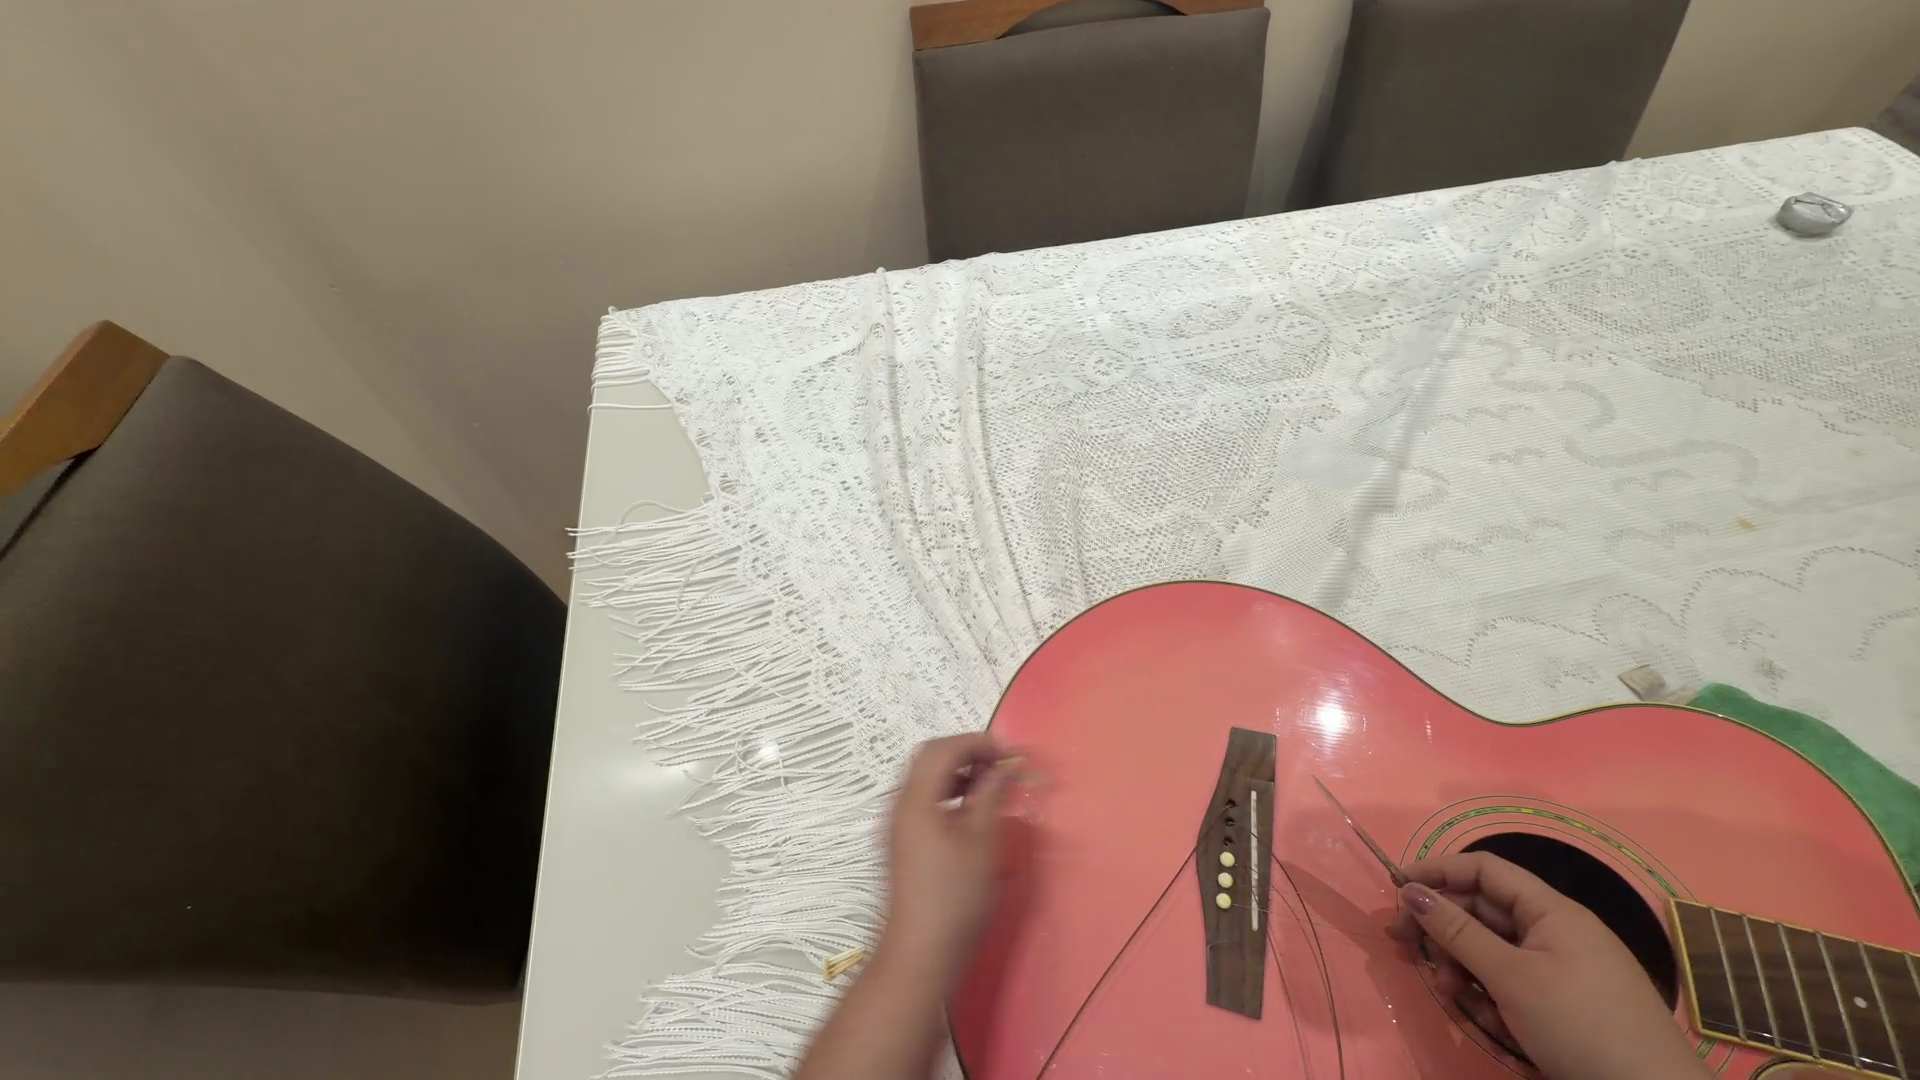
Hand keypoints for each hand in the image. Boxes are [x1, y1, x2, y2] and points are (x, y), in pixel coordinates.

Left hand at [877, 734, 1012, 988]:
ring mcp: (897, 823)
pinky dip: (947, 791)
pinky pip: (923, 799)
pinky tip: (969, 809)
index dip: (976, 743)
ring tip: (989, 785)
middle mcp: (899, 804)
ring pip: (925, 778)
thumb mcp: (982, 843)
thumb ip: (991, 797)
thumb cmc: (955, 896)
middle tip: (998, 766)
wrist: (921, 950)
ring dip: (957, 771)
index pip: (942, 749)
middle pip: (929, 758)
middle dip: (965, 753)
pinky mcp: (902, 840)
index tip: (1007, 755)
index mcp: (915, 799)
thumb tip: (1001, 769)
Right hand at [1386, 852, 1709, 1079]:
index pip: (1484, 869)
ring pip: (1491, 949)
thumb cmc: (1581, 1026)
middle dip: (1441, 926)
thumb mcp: (1510, 977)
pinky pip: (1510, 980)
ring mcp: (1561, 968)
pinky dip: (1487, 991)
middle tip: (1400, 944)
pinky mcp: (1562, 1002)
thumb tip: (1409, 890)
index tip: (1397, 888)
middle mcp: (1555, 931)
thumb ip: (1456, 930)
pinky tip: (1482, 1016)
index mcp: (1551, 911)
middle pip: (1482, 910)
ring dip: (1460, 964)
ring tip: (1447, 993)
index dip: (1438, 870)